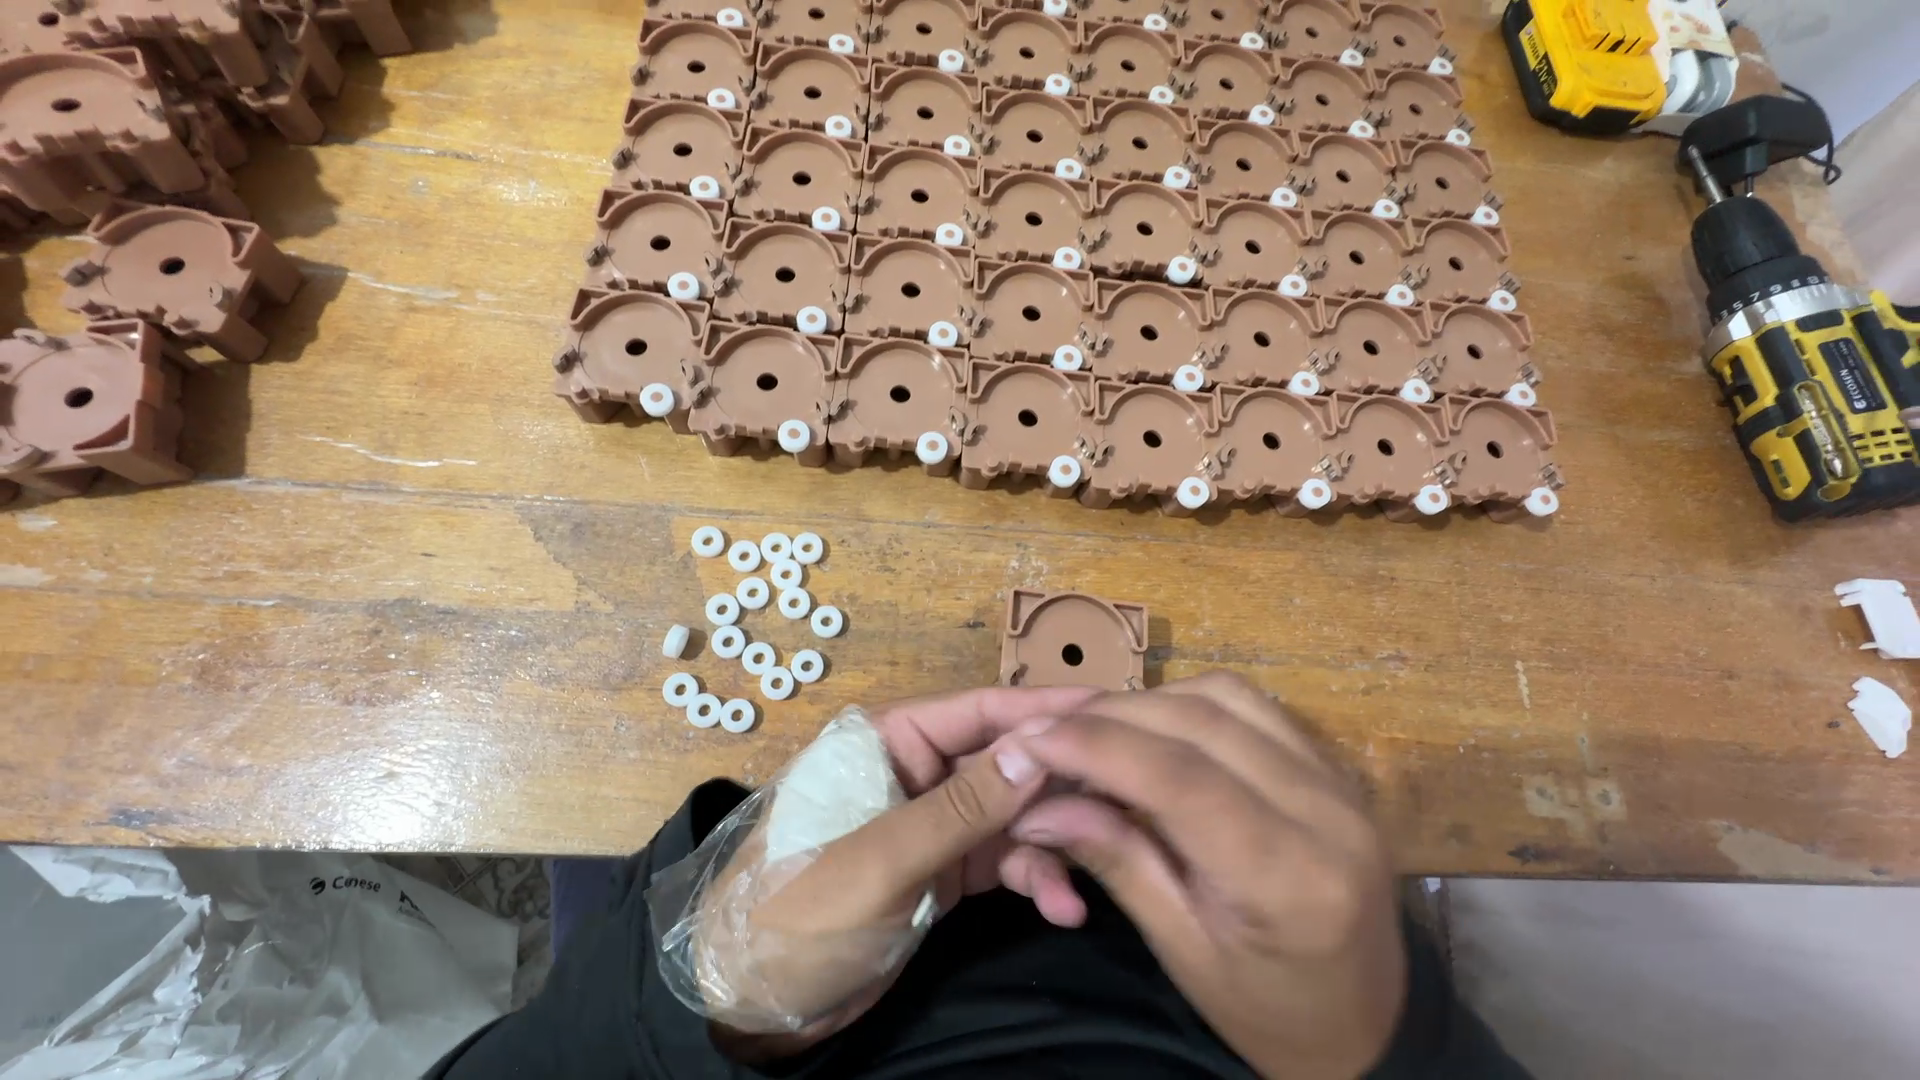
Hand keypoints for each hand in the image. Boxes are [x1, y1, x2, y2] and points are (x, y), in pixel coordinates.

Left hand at [695, 685, 1097, 1050]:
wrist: (756, 1001)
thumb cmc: (797, 913)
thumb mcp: (879, 860)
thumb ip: (959, 808)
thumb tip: (1038, 751)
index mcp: (889, 740)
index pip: (979, 711)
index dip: (1044, 711)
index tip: (1112, 712)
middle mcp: (919, 769)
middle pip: (1006, 761)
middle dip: (1060, 786)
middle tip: (1126, 802)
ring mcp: (936, 820)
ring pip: (1014, 815)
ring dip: (1051, 846)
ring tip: (1077, 888)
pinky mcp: (947, 868)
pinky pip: (1005, 860)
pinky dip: (1034, 879)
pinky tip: (1062, 907)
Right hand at [1001, 673, 1404, 1079]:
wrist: (1370, 1025)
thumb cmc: (1268, 1011)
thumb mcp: (1182, 950)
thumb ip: (1116, 860)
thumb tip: (1038, 805)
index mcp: (1288, 878)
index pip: (1179, 778)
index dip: (1096, 746)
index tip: (1032, 741)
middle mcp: (1325, 811)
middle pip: (1199, 721)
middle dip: (1109, 717)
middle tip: (1049, 734)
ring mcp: (1337, 781)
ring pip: (1225, 697)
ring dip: (1148, 702)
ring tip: (1095, 731)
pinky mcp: (1333, 767)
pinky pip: (1251, 705)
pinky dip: (1188, 702)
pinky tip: (1154, 729)